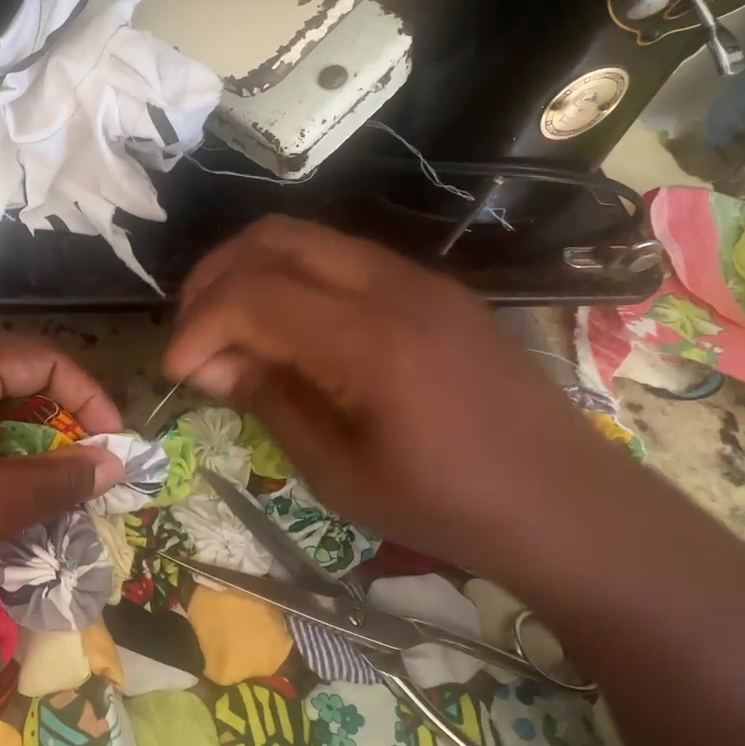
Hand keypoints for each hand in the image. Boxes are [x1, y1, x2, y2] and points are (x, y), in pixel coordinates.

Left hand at [0, 336, 125, 606]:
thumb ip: (60, 479)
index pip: (41, 357)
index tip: (112, 444)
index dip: (87, 396)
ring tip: (50, 476)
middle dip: (60, 414)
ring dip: (27, 433)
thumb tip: (115, 464)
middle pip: (14, 373)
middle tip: (86, 460)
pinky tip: (1, 482)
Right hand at [162, 216, 623, 570]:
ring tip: (227, 333)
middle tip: (192, 336)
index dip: (196, 327)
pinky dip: (290, 281)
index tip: (176, 372)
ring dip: (248, 274)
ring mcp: (419, 280)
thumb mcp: (337, 473)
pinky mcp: (432, 289)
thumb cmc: (447, 507)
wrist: (568, 504)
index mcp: (371, 342)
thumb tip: (211, 363)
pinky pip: (339, 259)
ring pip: (305, 238)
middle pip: (272, 239)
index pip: (252, 295)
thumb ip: (269, 402)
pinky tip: (283, 333)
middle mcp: (395, 288)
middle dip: (212, 280)